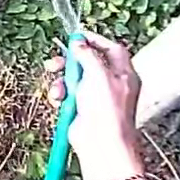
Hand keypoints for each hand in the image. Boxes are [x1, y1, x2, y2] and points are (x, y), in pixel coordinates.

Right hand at [44, 31, 143, 179]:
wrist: (100, 143)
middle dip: (69, 62)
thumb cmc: (107, 110)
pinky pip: (65, 94)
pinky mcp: (80, 108)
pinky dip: (59, 96)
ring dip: (61, 82)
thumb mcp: (98, 74)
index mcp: (123, 73)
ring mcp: (94, 97)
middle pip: (86, 62)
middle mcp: (110, 84)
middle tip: (55, 63)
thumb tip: (78, 43)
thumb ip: (87, 55)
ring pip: (72, 79)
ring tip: (58, 90)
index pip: (110, 49)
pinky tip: (59, 101)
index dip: (94, 40)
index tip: (77, 36)